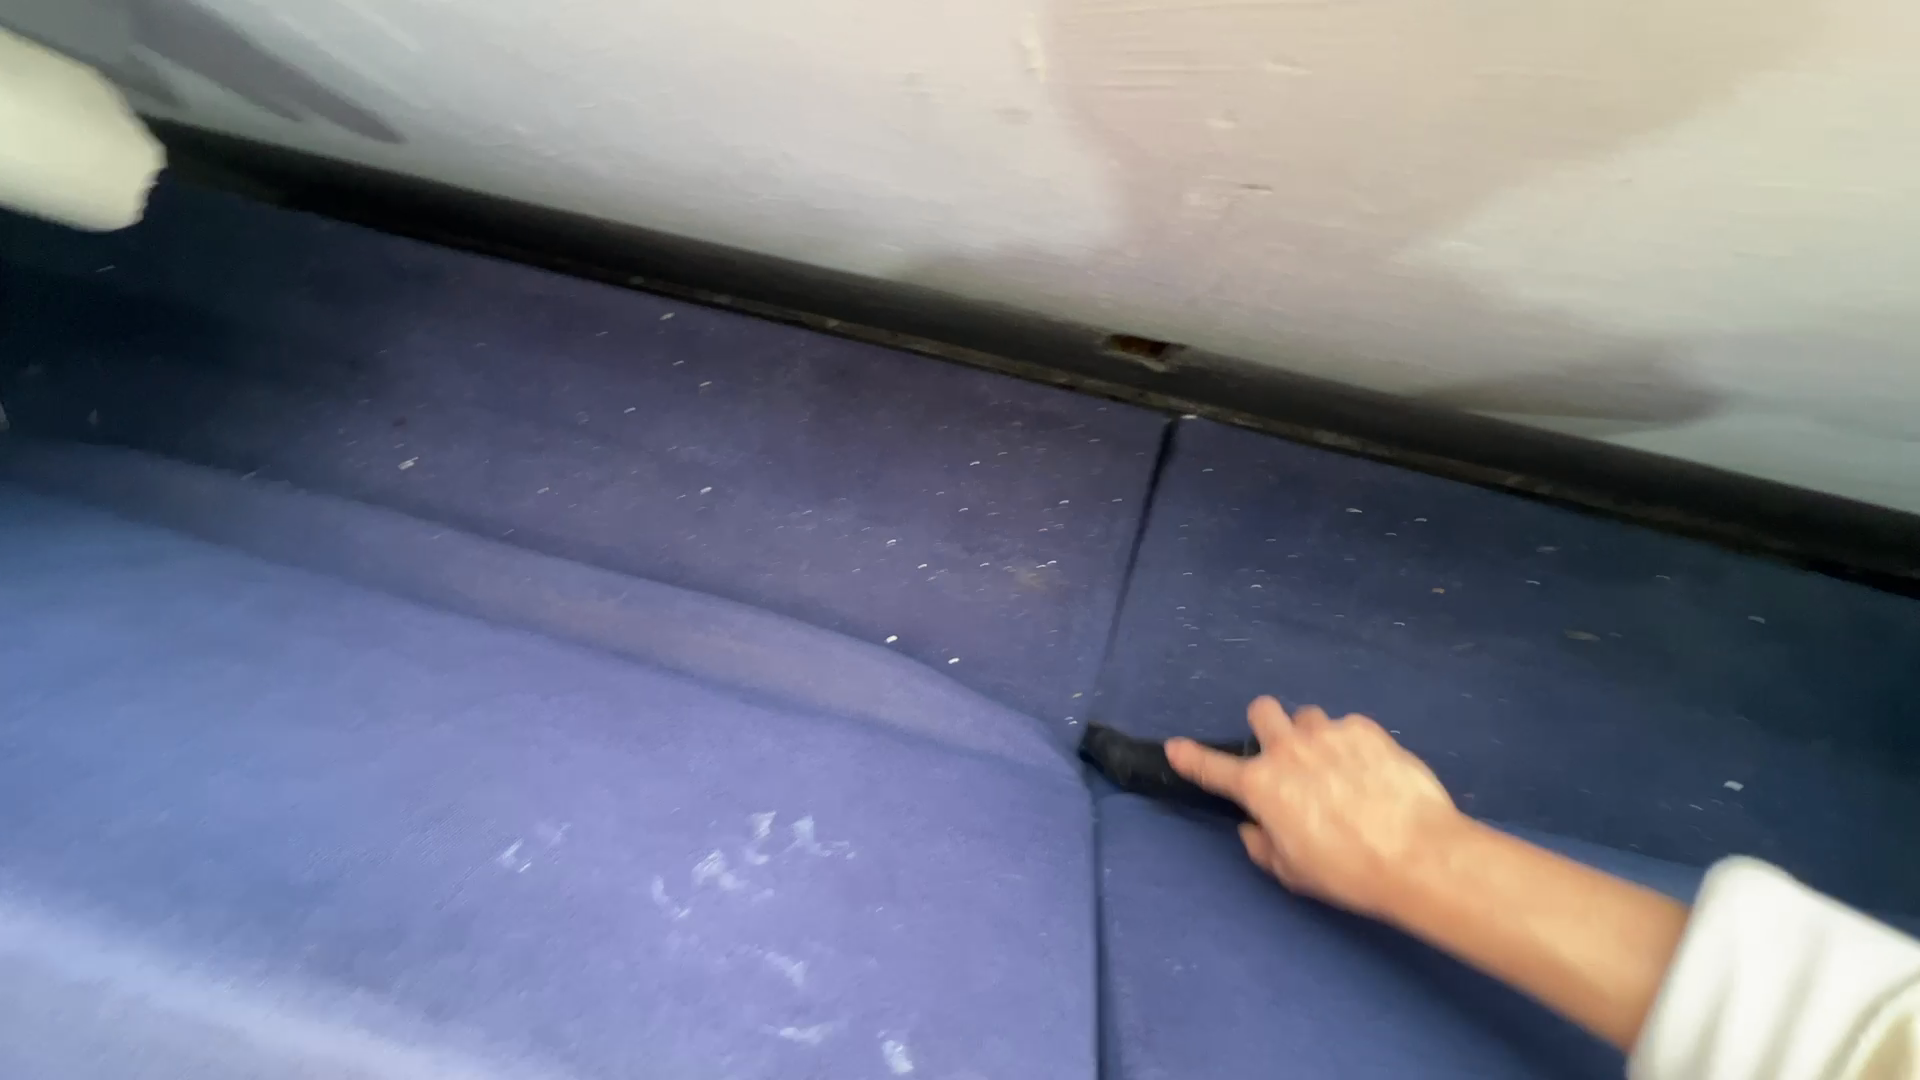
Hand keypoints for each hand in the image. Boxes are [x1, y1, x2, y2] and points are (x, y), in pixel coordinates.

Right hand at [1166, 696, 1465, 917]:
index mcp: (1260, 786)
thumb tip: (1254, 827)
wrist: (1421, 856)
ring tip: (1340, 766)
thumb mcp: (1294, 872)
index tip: (1175, 747)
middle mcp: (1286, 750)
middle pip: (1261, 710)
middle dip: (1267, 726)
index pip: (1211, 767)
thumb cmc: (1348, 872)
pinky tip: (1375, 772)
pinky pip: (1349, 727)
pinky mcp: (1366, 729)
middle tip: (1287, 753)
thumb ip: (1263, 846)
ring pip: (1308, 717)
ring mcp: (1326, 733)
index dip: (1189, 757)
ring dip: (1314, 736)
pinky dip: (1354, 745)